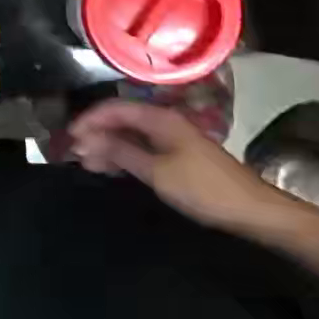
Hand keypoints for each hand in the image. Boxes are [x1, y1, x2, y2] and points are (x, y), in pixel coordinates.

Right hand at [70, 100, 305, 235]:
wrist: (250, 209)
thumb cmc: (202, 188)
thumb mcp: (156, 172)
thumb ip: (121, 151)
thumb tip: (88, 138)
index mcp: (160, 117)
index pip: (115, 108)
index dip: (89, 120)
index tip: (68, 138)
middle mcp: (164, 121)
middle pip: (121, 119)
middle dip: (96, 133)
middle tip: (74, 155)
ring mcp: (171, 138)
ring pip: (130, 135)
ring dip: (107, 146)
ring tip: (86, 164)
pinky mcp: (176, 155)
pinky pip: (141, 147)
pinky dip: (123, 156)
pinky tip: (109, 168)